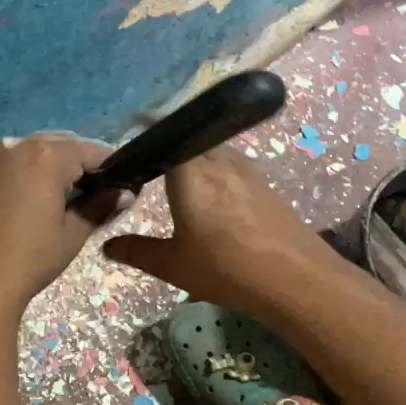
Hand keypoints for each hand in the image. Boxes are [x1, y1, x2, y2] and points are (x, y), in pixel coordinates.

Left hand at [0, 132, 131, 319]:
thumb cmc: (29, 259)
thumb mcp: (71, 234)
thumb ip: (99, 206)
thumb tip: (123, 194)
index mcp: (45, 155)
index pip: (90, 150)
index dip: (110, 166)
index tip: (122, 184)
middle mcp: (15, 145)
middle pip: (59, 144)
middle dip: (79, 162)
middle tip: (93, 191)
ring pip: (31, 151)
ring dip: (51, 165)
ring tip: (62, 197)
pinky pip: (8, 164)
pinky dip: (25, 173)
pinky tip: (29, 201)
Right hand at [102, 145, 348, 308]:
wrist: (298, 281)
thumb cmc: (227, 267)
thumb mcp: (173, 265)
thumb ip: (137, 251)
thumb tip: (107, 246)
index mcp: (190, 171)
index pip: (165, 130)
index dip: (146, 124)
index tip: (131, 126)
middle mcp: (218, 160)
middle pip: (190, 137)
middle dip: (170, 142)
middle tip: (150, 160)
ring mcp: (247, 171)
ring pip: (213, 151)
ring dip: (195, 156)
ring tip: (177, 177)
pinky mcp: (265, 186)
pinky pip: (230, 166)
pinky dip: (214, 172)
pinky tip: (210, 198)